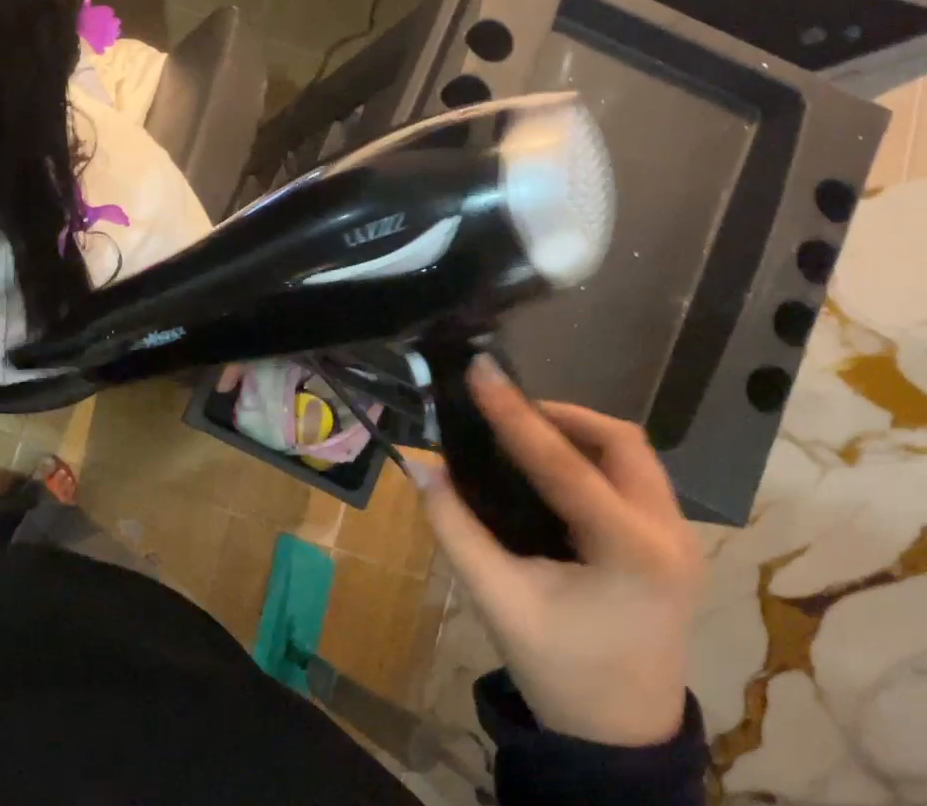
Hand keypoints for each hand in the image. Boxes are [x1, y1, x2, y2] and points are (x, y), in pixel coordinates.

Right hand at [418, 356, 702, 746]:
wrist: (618, 729)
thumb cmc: (556, 663)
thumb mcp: (494, 596)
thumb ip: (454, 527)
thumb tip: (420, 465)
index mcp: (631, 550)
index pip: (564, 463)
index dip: (514, 414)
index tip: (481, 372)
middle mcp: (670, 535)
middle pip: (622, 443)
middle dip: (561, 416)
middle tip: (503, 410)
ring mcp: (680, 540)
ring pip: (635, 457)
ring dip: (578, 434)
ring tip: (519, 433)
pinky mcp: (670, 547)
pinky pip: (634, 479)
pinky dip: (590, 459)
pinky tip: (547, 469)